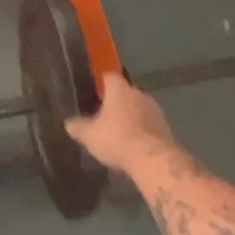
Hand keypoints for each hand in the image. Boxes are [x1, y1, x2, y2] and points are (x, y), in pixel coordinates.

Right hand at [65, 73, 185, 174]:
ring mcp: (155, 110)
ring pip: (138, 108)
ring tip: (118, 131)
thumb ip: (78, 127)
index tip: (94, 89)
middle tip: (103, 114)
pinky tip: (132, 143)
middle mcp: (139, 94)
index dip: (101, 81)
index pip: (110, 76)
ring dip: (130, 116)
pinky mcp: (165, 126)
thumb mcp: (88, 135)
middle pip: (125, 93)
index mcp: (119, 90)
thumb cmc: (115, 138)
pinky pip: (148, 123)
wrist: (151, 158)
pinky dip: (140, 129)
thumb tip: (69, 123)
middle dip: (115, 102)